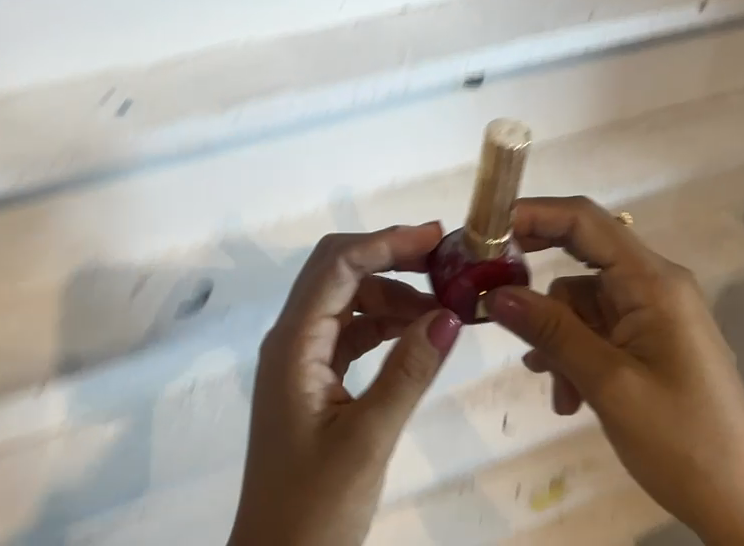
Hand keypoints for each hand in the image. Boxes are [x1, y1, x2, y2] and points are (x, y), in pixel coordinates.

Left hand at [228, 223, 463, 545]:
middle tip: (445, 263)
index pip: (337, 265)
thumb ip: (408, 373)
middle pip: (338, 273)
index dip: (386, 243)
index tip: (436, 237)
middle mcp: (292, 339)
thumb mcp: (367, 440)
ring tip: (445, 307)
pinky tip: (420, 336)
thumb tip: (451, 314)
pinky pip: (350, 334)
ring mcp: (301, 360)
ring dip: (392, 295)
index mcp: (293, 343)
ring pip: (347, 302)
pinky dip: (385, 327)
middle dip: (390, 259)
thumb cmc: (314, 507)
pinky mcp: (314, 382)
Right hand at [485, 198, 743, 545]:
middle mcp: (656, 286)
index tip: (487, 230)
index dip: (534, 213)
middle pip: (582, 257)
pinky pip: (599, 329)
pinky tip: (569, 396)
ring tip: (555, 389)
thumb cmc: (682, 441)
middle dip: (539, 282)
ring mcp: (656, 315)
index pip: (585, 220)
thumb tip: (494, 293)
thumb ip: (551, 331)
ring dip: (558, 336)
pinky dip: (576, 353)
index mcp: (653, 282)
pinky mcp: (654, 343)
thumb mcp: (607, 384)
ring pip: (584, 301)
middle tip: (495, 298)